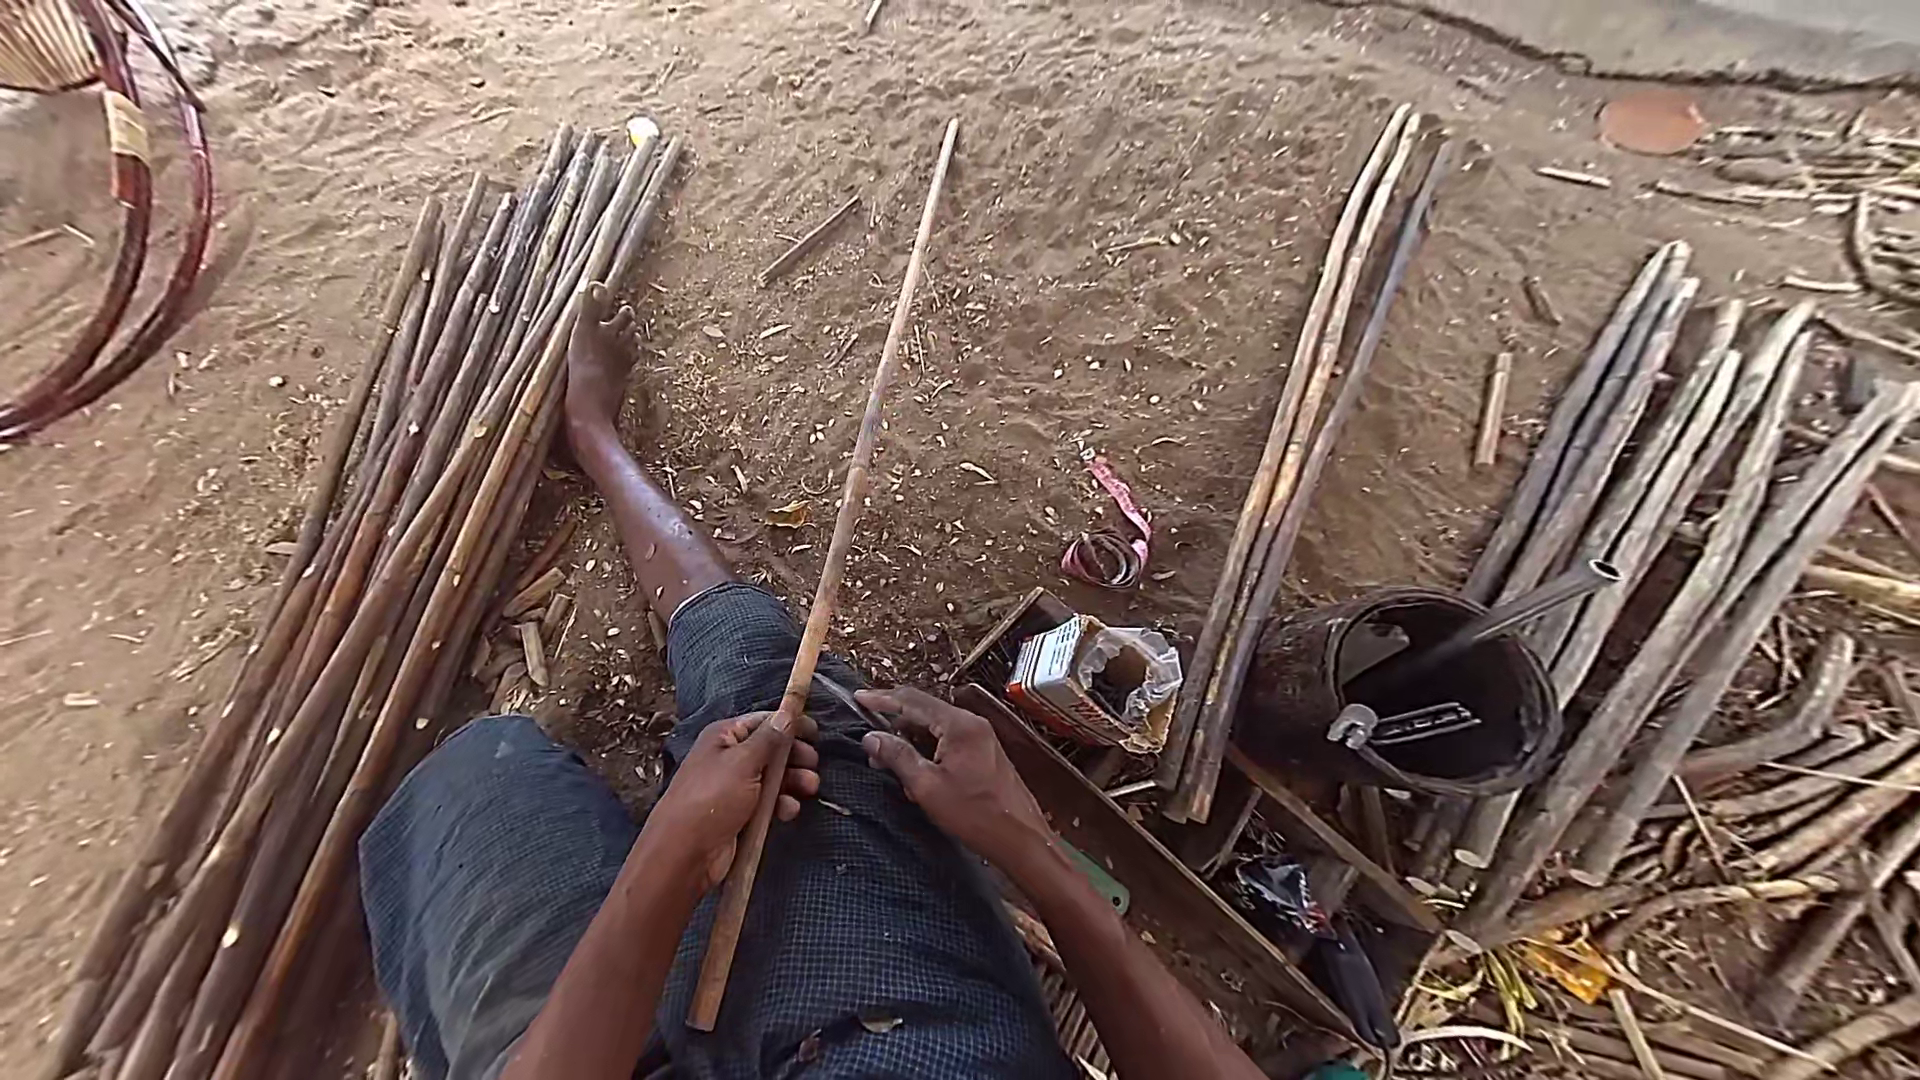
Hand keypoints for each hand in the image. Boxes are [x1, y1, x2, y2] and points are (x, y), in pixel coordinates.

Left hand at [645, 713, 820, 890]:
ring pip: (773, 776)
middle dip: (794, 756)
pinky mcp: (740, 812)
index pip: (764, 721)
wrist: (682, 857)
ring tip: (809, 787)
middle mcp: (730, 757)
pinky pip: (767, 801)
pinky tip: (789, 811)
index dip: (789, 724)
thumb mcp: (744, 762)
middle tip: (813, 763)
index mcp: (725, 737)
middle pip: (772, 749)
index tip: (814, 732)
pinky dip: (781, 804)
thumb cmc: (712, 799)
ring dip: (793, 781)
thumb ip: (770, 738)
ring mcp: (735, 786)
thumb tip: (787, 712)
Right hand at [855, 686, 1053, 870]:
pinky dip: (927, 750)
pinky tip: (915, 773)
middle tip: (870, 742)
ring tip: (888, 763)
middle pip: (924, 711)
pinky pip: (947, 740)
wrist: (1021, 839)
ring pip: (935, 727)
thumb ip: (898, 757)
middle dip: (894, 723)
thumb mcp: (927, 787)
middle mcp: (971, 723)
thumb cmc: (975, 814)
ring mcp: (980, 736)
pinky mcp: (983, 751)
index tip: (858, 697)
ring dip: (910, 740)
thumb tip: (871, 737)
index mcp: (959, 724)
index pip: (913, 700)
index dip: (882, 698)